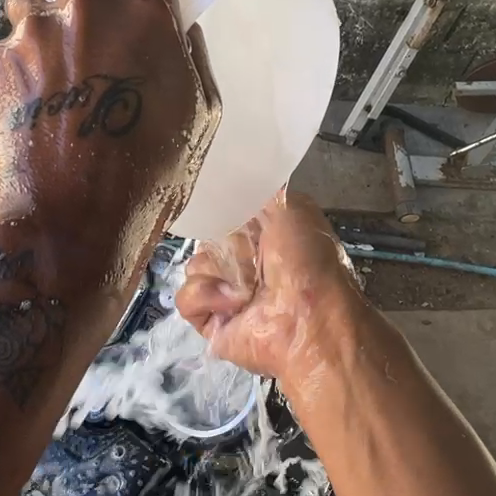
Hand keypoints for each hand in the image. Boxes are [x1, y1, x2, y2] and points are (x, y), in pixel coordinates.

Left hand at [0, 0, 219, 279]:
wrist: (76, 219)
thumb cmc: (152, 176)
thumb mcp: (202, 119)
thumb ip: (194, 61)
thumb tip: (185, 29)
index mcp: (147, 14)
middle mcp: (87, 7)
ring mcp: (35, 32)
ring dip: (38, 9)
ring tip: (46, 48)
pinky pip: (3, 44)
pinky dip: (16, 61)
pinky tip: (28, 96)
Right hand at [175, 190, 372, 390]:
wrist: (309, 319)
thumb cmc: (307, 261)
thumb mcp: (293, 208)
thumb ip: (263, 188)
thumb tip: (233, 174)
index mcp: (265, 238)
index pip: (226, 214)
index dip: (228, 211)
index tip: (235, 212)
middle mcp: (245, 265)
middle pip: (207, 238)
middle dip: (226, 243)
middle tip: (252, 258)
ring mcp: (225, 293)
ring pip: (195, 265)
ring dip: (219, 271)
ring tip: (246, 286)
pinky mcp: (209, 320)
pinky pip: (186, 296)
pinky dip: (208, 296)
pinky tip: (233, 303)